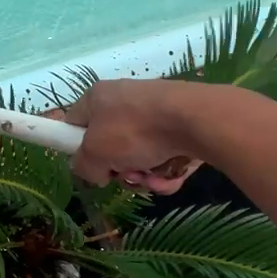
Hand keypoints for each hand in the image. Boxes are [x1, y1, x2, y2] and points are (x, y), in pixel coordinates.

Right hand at [59, 79, 209, 193]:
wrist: (200, 119)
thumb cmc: (135, 130)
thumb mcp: (95, 154)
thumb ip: (83, 166)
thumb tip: (94, 173)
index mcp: (96, 97)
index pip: (76, 123)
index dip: (77, 146)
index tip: (91, 165)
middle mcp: (125, 99)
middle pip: (112, 142)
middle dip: (120, 166)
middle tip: (127, 176)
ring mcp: (158, 110)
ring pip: (142, 151)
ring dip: (145, 172)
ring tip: (154, 180)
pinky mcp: (186, 123)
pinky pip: (168, 151)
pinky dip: (168, 168)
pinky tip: (173, 177)